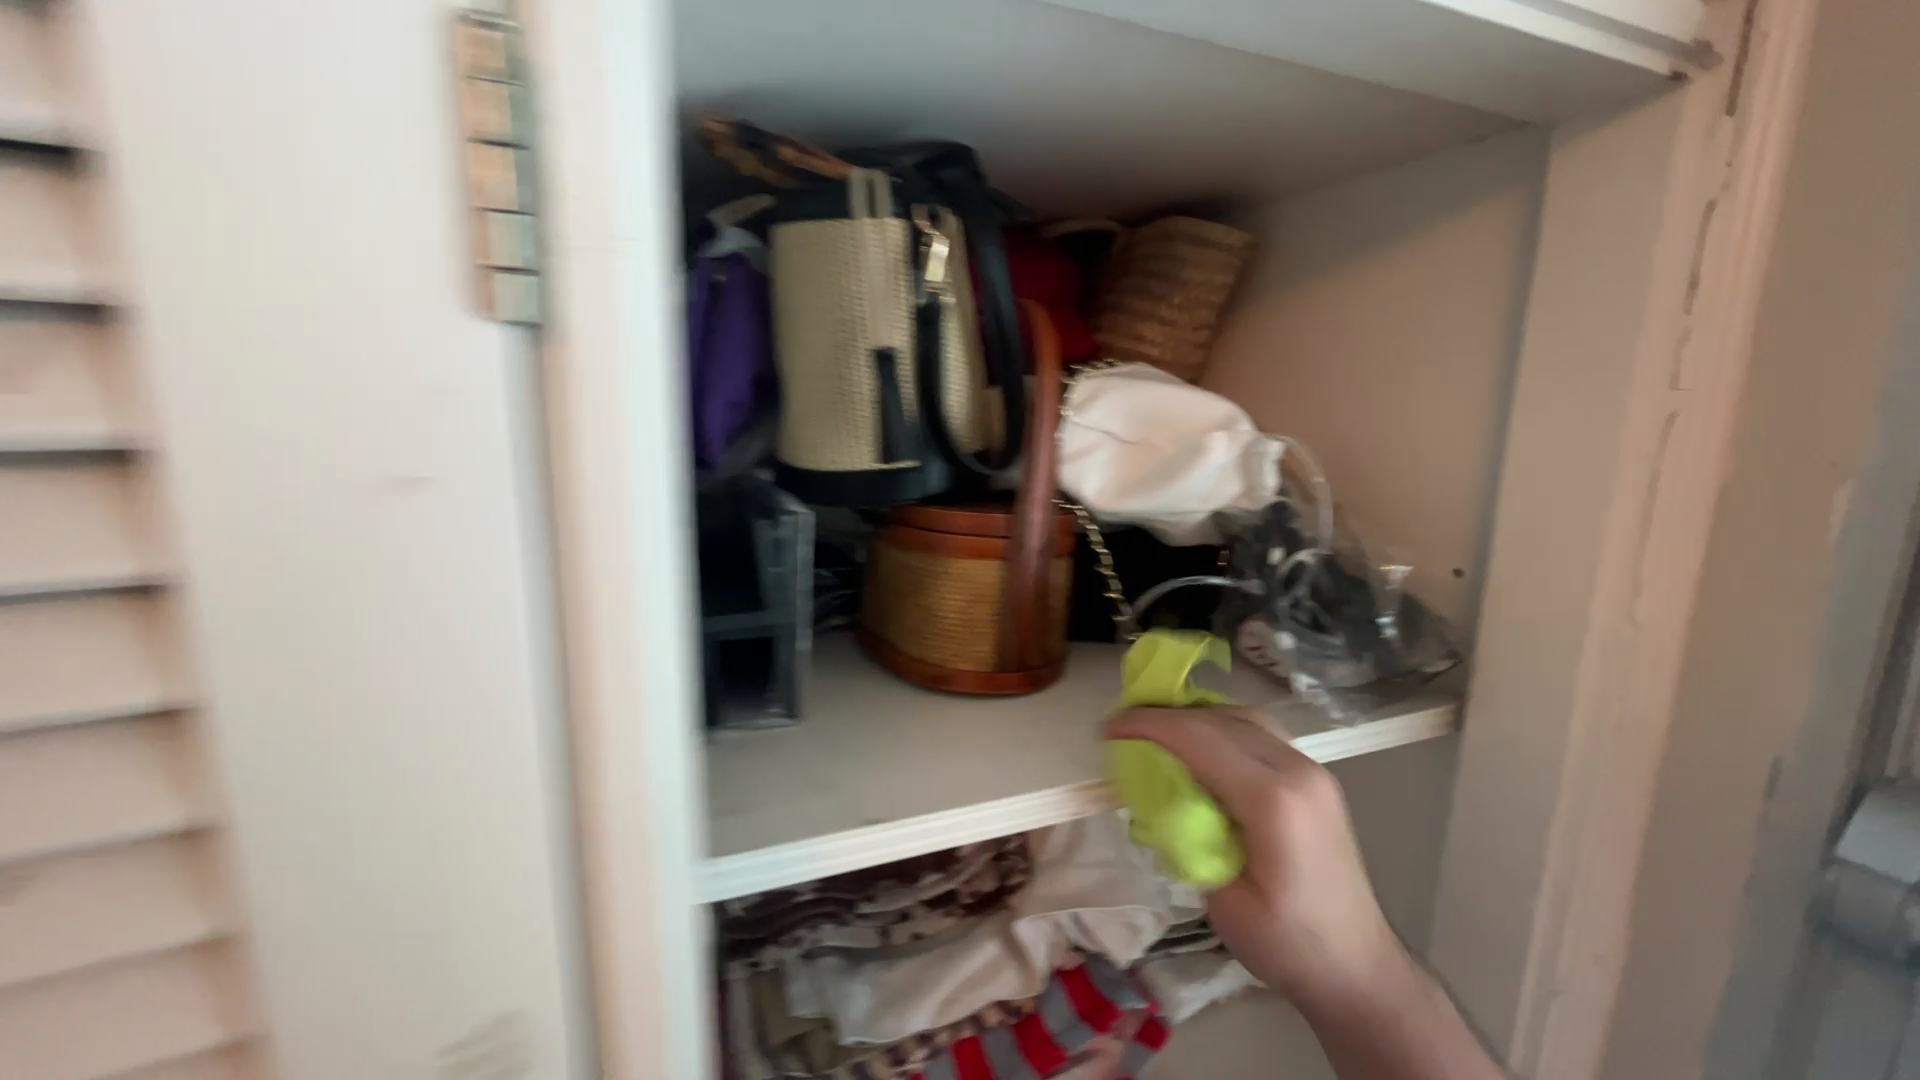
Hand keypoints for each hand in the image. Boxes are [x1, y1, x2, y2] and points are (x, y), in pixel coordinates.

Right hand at [1105, 706, 1409, 1012]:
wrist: (1356, 967)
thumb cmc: (1287, 945)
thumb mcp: (1222, 900)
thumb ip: (1188, 836)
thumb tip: (1156, 792)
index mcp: (1274, 800)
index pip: (1200, 739)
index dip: (1149, 726)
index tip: (1109, 729)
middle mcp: (1297, 771)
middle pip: (1221, 720)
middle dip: (1167, 716)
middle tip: (1123, 726)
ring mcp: (1312, 771)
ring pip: (1244, 718)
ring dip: (1196, 717)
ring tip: (1155, 731)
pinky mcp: (1313, 778)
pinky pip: (1260, 734)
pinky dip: (1221, 729)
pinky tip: (1198, 747)